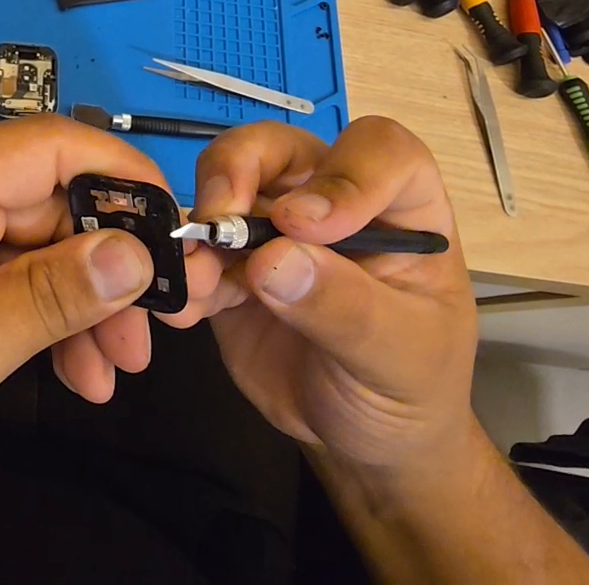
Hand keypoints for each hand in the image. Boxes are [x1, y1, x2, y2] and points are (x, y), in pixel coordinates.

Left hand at [0, 117, 163, 533]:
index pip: (43, 145)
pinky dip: (55, 321)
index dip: (118, 174)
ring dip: (90, 300)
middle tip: (163, 324)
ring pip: (45, 246)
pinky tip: (83, 377)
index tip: (176, 232)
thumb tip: (135, 252)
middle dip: (111, 259)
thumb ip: (45, 298)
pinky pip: (18, 282)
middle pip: (51, 199)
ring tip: (122, 366)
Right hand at [160, 117, 480, 472]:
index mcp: (396, 208)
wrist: (357, 442)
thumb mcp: (398, 357)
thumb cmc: (407, 390)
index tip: (303, 224)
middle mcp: (328, 201)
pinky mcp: (230, 264)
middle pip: (276, 147)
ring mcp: (271, 229)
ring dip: (200, 223)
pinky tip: (187, 310)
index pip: (377, 150)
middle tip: (218, 219)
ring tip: (196, 279)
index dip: (342, 172)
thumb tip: (272, 258)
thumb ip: (343, 307)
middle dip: (237, 169)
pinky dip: (182, 271)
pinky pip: (194, 246)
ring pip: (223, 183)